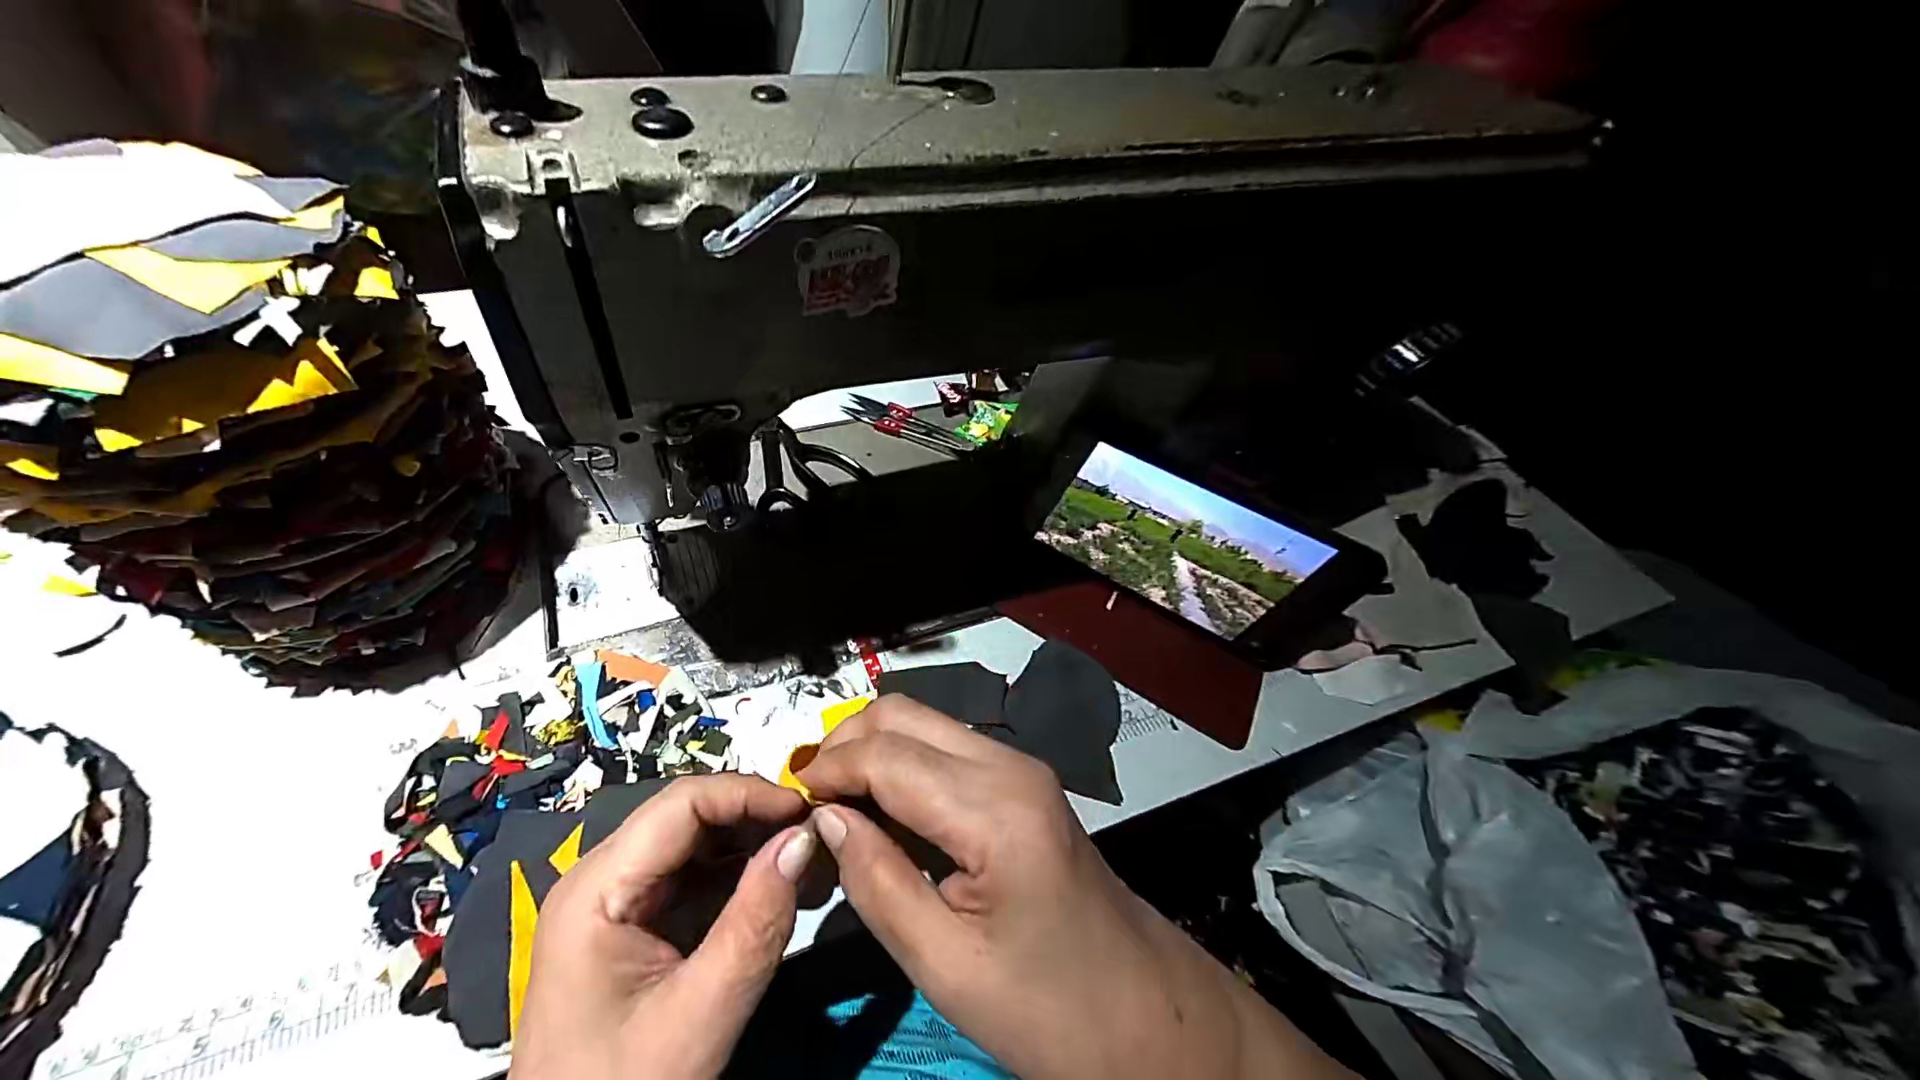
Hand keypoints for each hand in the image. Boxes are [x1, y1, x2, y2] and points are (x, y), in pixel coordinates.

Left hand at [509, 775, 813, 1079]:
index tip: (808, 811)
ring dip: (756, 842)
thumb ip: (756, 922)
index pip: (683, 803)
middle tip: (818, 834)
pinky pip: (699, 874)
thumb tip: (805, 838)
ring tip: (811, 859)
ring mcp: (621, 898)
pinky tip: (784, 885)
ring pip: (700, 840)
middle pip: (690, 815)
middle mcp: (604, 877)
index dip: (750, 794)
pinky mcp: (641, 920)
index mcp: (598, 888)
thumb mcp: (700, 1015)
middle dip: (758, 816)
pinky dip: (745, 873)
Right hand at [797, 695, 1354, 1079]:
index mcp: (994, 809)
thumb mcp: (945, 963)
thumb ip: (875, 880)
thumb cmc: (1047, 1006)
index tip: (786, 804)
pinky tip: (883, 809)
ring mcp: (1021, 769)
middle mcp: (1010, 766)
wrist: (1145, 1013)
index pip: (887, 755)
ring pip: (925, 725)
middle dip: (846, 745)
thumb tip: (824, 817)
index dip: (828, 771)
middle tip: (808, 800)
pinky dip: (904, 765)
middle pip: (905, 715)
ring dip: (873, 752)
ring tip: (836, 805)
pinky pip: (947, 751)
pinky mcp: (1023, 783)